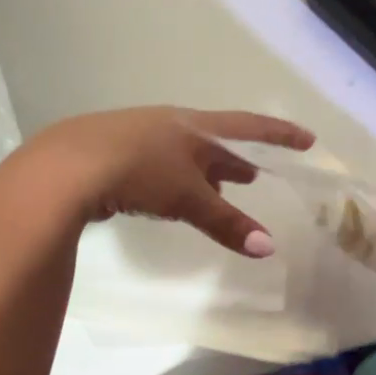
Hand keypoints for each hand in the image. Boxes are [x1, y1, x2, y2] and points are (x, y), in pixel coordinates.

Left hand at [15, 106, 314, 257]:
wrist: (68, 167)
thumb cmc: (139, 171)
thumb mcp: (189, 198)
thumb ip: (228, 223)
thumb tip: (269, 249)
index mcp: (194, 126)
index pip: (249, 127)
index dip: (279, 135)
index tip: (306, 140)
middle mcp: (169, 125)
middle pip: (214, 140)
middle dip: (237, 158)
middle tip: (256, 174)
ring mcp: (139, 138)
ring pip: (185, 156)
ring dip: (206, 174)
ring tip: (220, 192)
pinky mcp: (116, 158)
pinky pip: (161, 169)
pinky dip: (178, 184)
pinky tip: (171, 201)